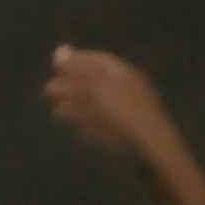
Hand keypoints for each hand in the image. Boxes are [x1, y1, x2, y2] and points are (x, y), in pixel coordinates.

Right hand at [43, 45, 179, 160]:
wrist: (155, 155)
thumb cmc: (124, 113)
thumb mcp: (97, 87)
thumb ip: (77, 69)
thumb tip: (59, 50)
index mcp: (121, 71)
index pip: (95, 58)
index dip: (74, 60)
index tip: (53, 67)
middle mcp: (125, 87)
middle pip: (94, 80)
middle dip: (70, 85)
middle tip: (48, 91)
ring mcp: (129, 111)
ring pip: (97, 103)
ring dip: (75, 105)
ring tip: (55, 110)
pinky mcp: (129, 134)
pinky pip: (104, 122)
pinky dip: (88, 121)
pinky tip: (76, 127)